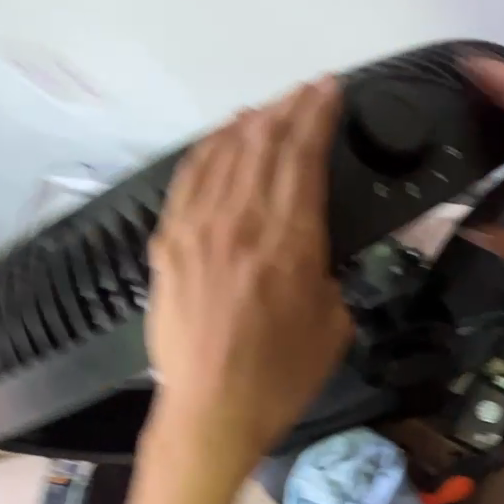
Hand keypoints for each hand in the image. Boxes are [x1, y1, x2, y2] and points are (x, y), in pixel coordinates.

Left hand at [146, 79, 351, 458]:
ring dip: (253, 122)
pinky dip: (210, 148)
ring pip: (225, 152)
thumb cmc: (283, 377)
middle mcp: (240, 223)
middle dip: (291, 108)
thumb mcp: (334, 326)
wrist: (212, 411)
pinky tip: (225, 138)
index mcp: (289, 244)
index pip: (302, 158)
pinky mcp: (168, 242)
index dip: (318, 116)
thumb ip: (330, 274)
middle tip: (312, 91)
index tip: (332, 91)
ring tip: (273, 108)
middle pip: (265, 144)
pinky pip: (189, 178)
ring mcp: (197, 228)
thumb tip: (318, 248)